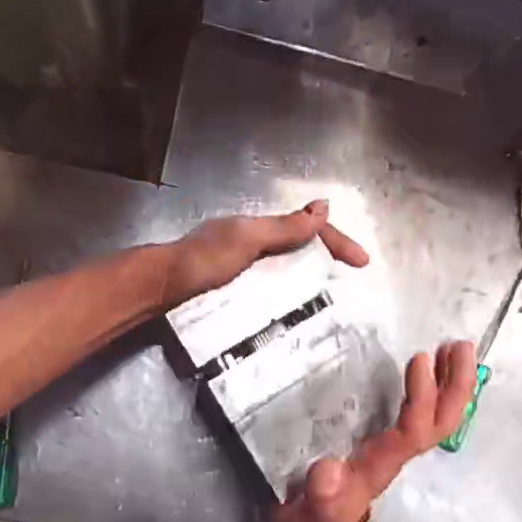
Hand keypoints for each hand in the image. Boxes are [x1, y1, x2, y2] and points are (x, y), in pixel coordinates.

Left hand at [163, 200, 369, 303]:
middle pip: (299, 248)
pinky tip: (295, 314)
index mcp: (258, 229)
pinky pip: (270, 291)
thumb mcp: (246, 240)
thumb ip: (283, 228)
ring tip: (330, 304)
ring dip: (310, 282)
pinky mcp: (232, 292)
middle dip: (327, 260)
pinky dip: (288, 297)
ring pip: (286, 270)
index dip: (336, 241)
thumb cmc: (202, 262)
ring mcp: (241, 270)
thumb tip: (322, 207)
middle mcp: (252, 246)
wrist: (159, 290)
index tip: (361, 262)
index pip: (307, 228)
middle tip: (350, 284)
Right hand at [273, 339, 477, 521]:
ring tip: (454, 348)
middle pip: (442, 420)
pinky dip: (438, 388)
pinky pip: (428, 412)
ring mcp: (401, 446)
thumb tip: (328, 472)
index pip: (414, 428)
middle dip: (456, 385)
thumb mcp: (313, 509)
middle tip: (459, 346)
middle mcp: (400, 451)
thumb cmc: (320, 516)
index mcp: (383, 461)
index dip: (423, 396)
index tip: (420, 359)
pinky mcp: (396, 440)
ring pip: (441, 415)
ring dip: (453, 382)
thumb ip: (321, 494)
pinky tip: (434, 367)